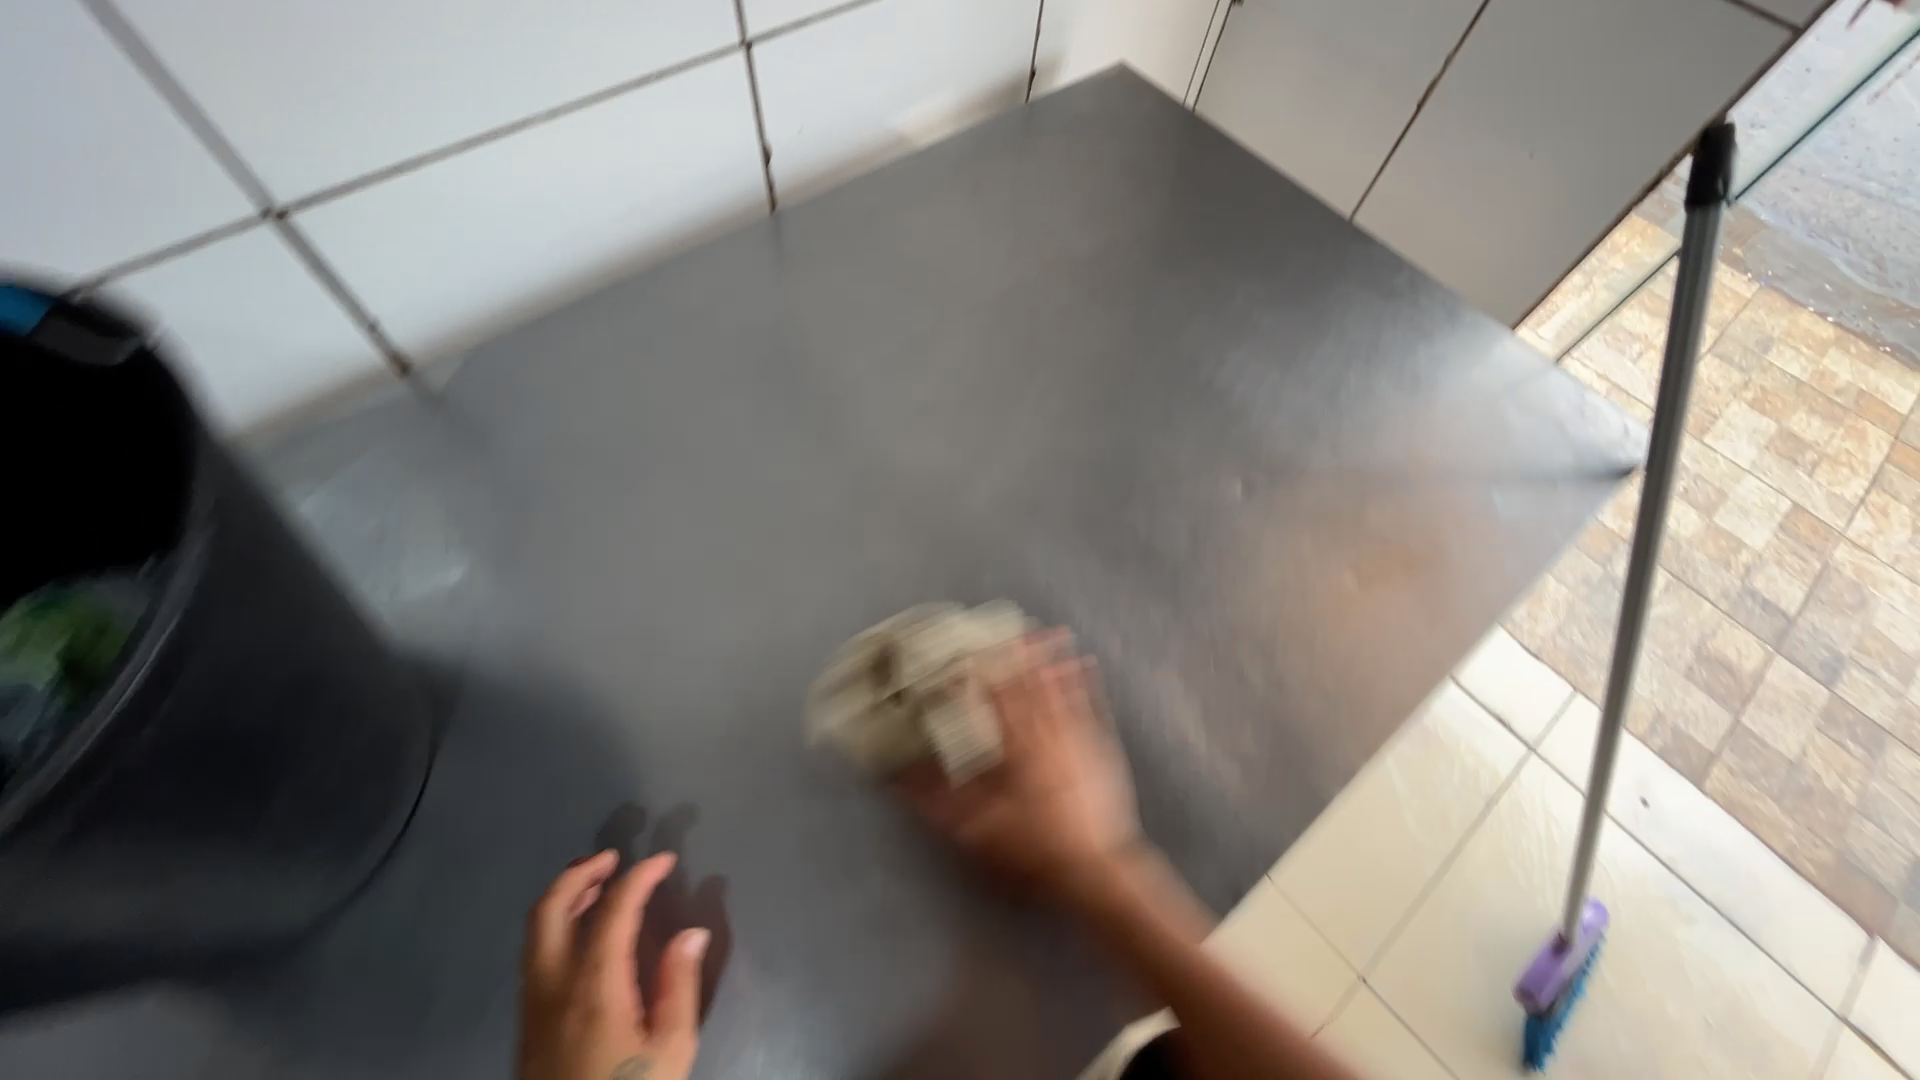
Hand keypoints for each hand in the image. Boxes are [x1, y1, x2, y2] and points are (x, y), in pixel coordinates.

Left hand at [518, 851, 709, 1079]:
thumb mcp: (671, 1049)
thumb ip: (678, 985)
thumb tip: (690, 933)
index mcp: (594, 987)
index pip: (612, 910)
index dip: (639, 876)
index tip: (666, 862)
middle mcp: (553, 987)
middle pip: (549, 911)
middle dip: (578, 874)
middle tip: (613, 859)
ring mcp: (533, 1007)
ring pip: (534, 933)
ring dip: (564, 897)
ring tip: (599, 885)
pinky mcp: (528, 1027)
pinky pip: (534, 956)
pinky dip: (555, 926)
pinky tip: (583, 935)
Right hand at [897, 630, 1144, 904]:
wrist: (1095, 869)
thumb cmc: (1032, 849)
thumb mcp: (974, 830)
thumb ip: (935, 801)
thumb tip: (897, 777)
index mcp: (1014, 750)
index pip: (987, 704)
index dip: (969, 680)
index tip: (951, 663)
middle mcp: (1046, 735)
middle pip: (1028, 686)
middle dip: (1015, 655)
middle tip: (1007, 627)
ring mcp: (1077, 739)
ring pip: (1061, 688)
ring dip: (1052, 658)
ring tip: (1048, 630)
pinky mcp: (1101, 749)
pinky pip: (1093, 706)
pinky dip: (1087, 682)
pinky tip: (1088, 663)